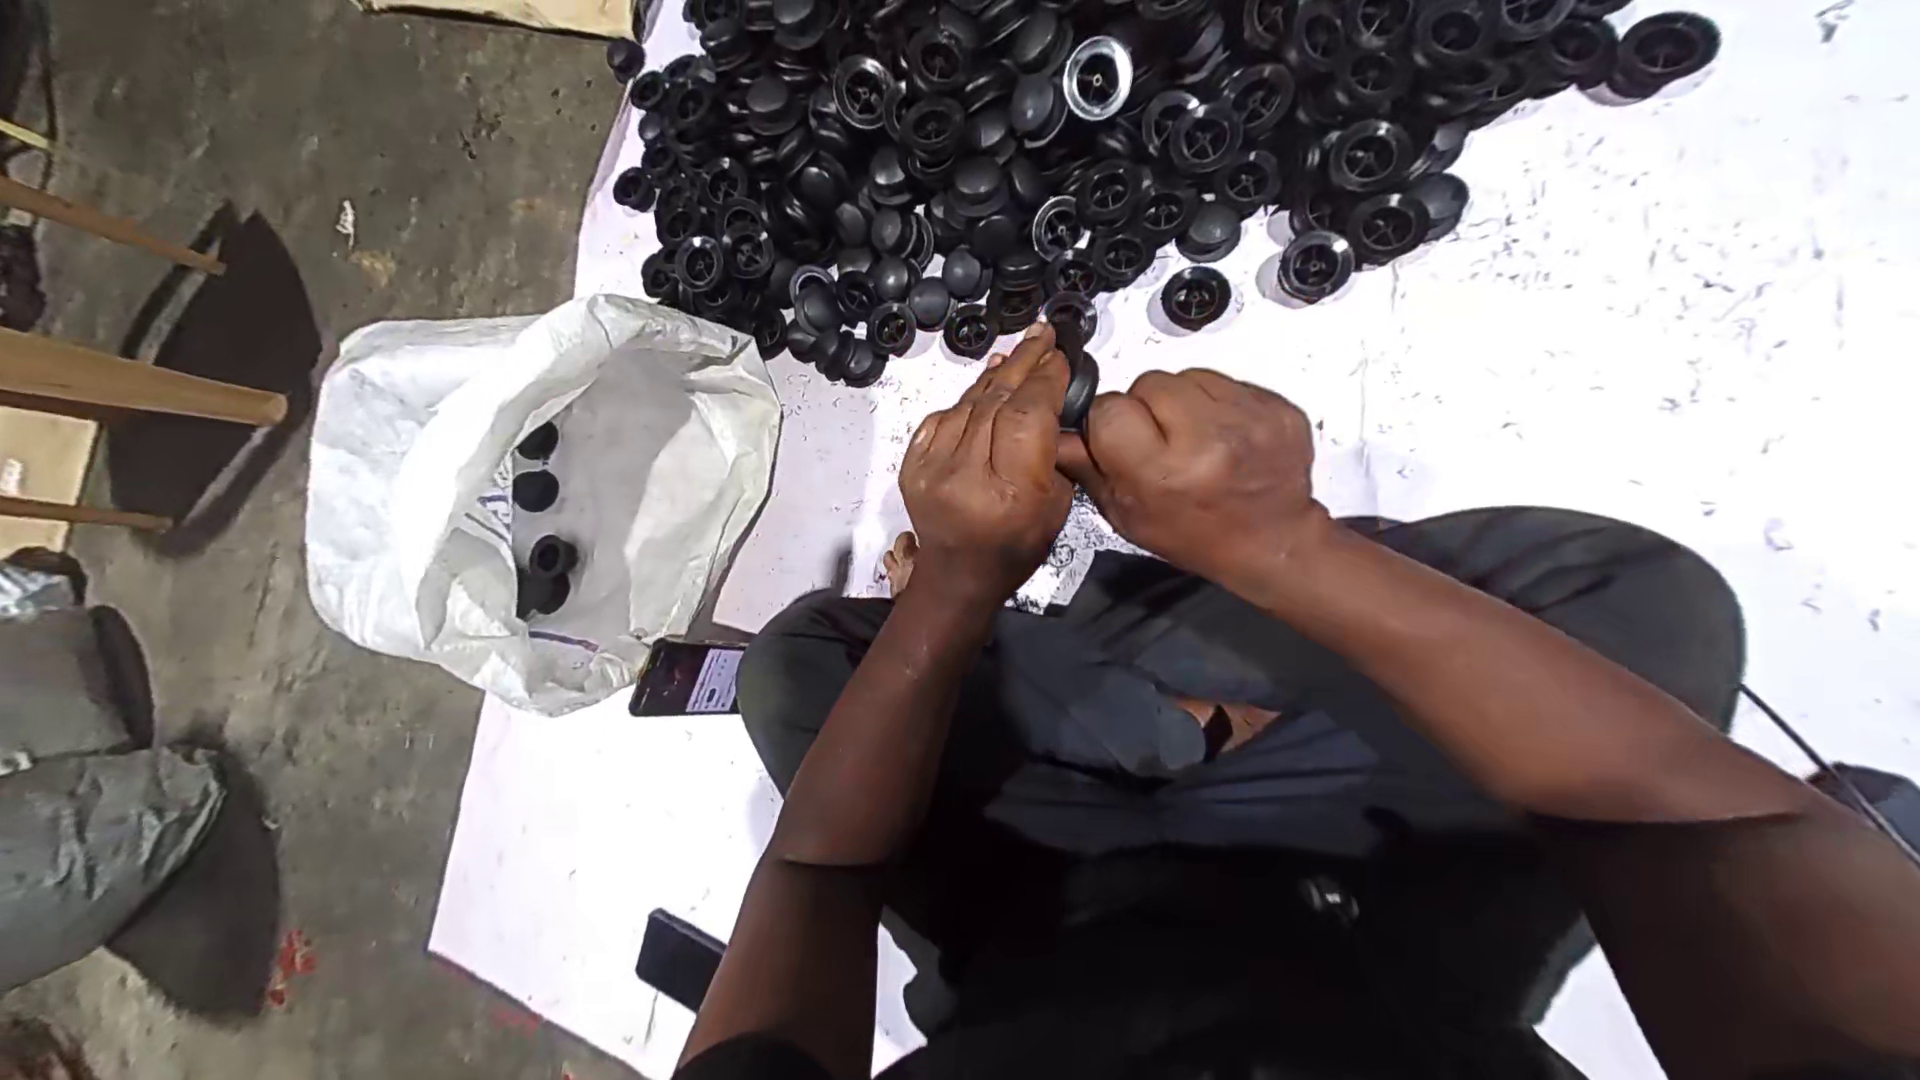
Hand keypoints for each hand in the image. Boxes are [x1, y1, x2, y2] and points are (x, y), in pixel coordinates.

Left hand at [899, 323, 1074, 604]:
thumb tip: (1048, 401)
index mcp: (1009, 493)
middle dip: (1024, 362)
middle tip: (1041, 337)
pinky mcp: (912, 465)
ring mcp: (932, 470)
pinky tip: (984, 382)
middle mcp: (965, 477)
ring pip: (968, 403)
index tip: (1058, 359)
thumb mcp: (1055, 509)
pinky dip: (967, 397)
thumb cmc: (1011, 548)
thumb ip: (1054, 454)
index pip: (1027, 415)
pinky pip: (943, 416)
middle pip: (996, 401)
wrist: (958, 574)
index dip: (1044, 379)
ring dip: (996, 374)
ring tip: (1018, 353)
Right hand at [1057, 370, 1328, 586]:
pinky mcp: (1276, 406)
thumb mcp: (1127, 515)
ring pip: (1186, 376)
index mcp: (1163, 472)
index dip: (1108, 423)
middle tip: (1159, 441)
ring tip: (1191, 436)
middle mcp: (1207, 439)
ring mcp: (1247, 419)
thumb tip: (1059, 436)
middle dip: (1144, 407)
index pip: (1110, 408)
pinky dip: (1215, 402)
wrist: (1270, 541)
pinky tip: (1220, 434)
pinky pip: (1225, 381)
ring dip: (1180, 400)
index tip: (1119, 441)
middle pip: (1148, 383)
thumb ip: (1089, 469)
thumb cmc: (1194, 535)